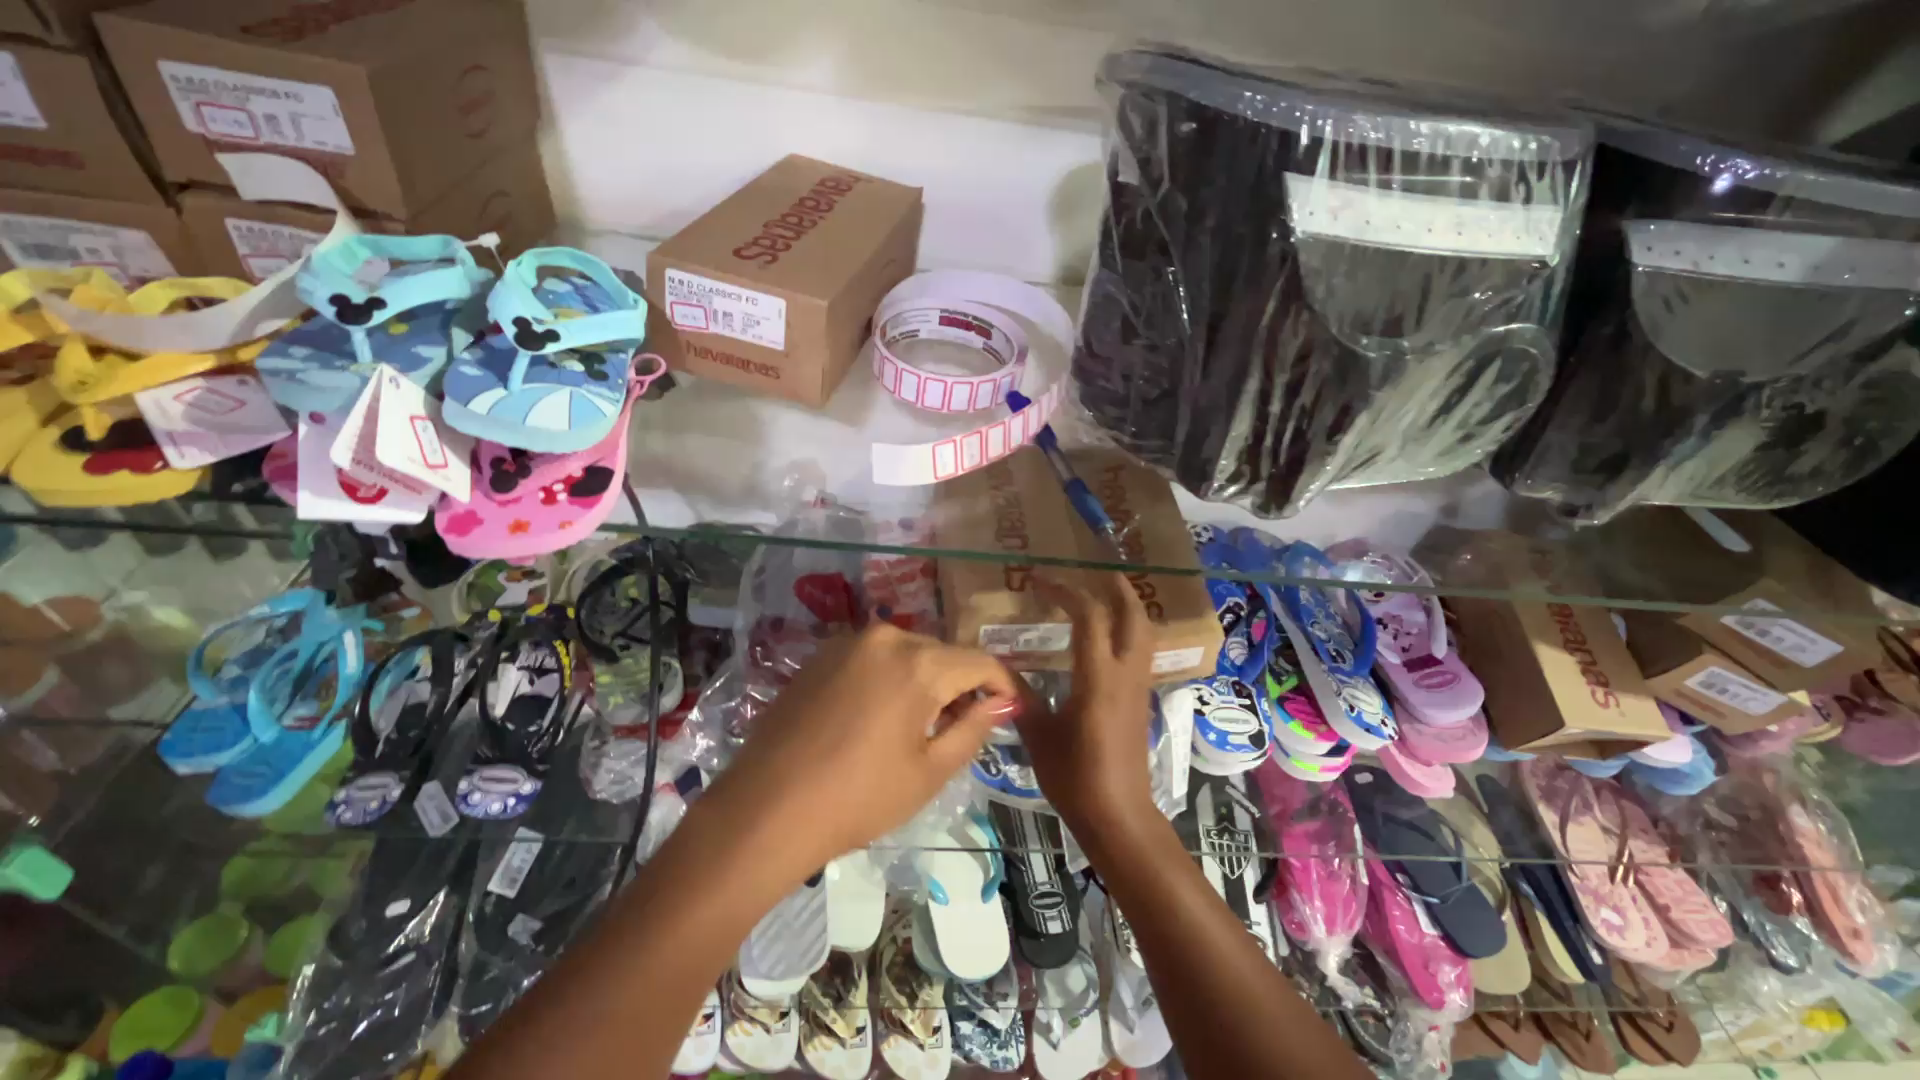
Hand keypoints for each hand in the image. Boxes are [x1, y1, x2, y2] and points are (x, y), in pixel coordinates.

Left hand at [703, 622, 1018, 871]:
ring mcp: (846, 644)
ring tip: (922, 731)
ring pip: (906, 655)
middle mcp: (884, 638)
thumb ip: (973, 728)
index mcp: (918, 661)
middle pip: (942, 654)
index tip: (1018, 710)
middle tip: (967, 730)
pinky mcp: (818, 658)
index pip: (980, 661)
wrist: (765, 810)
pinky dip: (890, 681)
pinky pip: (873, 660)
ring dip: (925, 683)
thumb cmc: (858, 798)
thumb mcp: (929, 771)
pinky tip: (881, 721)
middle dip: (962, 686)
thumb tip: (1002, 701)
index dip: (1005, 685)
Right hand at [1017, 572, 1158, 829]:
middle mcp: (1125, 674)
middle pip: (1132, 614)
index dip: (1065, 590)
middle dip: (1115, 585)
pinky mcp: (1141, 700)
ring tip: (1103, 592)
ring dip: (1127, 604)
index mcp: (1098, 678)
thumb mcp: (1039, 735)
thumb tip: (998, 669)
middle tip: (1092, 567)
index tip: (1038, 579)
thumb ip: (1021, 696)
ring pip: (1144, 631)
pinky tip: (1106, 635)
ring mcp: (1138, 686)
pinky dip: (1128, 629)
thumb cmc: (1075, 778)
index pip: (1088, 616)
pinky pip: (1141, 650)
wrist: (1118, 815)